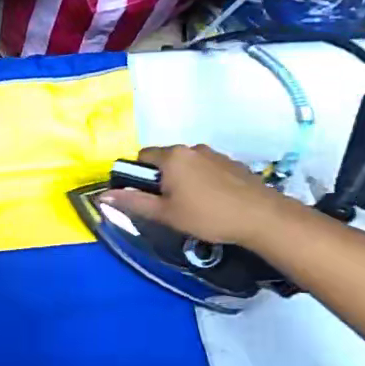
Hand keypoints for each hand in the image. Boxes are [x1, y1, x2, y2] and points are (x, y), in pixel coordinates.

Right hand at [104, 144, 286, 245]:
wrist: (261, 217)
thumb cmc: (207, 216)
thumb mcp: (166, 214)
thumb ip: (134, 203)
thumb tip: (103, 196)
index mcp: (172, 157)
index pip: (142, 157)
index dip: (138, 177)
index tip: (146, 198)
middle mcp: (191, 148)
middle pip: (165, 159)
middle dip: (162, 179)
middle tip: (169, 207)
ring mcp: (214, 154)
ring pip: (187, 164)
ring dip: (183, 180)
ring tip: (193, 207)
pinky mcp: (232, 163)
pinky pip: (206, 168)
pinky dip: (203, 181)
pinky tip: (213, 203)